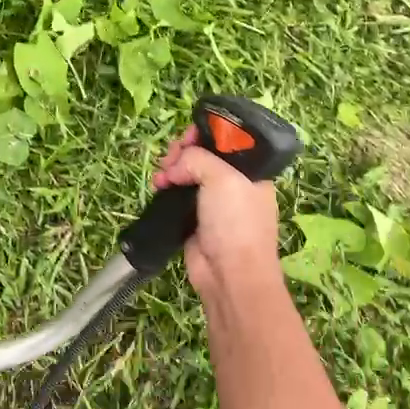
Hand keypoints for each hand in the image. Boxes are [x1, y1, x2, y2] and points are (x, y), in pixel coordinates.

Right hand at [152, 126, 283, 300]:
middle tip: (171, 159)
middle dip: (182, 151)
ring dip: (170, 167)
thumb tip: (175, 167)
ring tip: (161, 176)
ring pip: (186, 171)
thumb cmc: (235, 222)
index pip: (225, 142)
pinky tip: (158, 185)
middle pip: (202, 154)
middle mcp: (233, 184)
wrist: (230, 274)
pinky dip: (165, 185)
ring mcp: (213, 201)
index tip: (187, 137)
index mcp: (251, 174)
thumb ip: (196, 158)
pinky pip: (176, 191)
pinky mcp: (194, 216)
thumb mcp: (222, 177)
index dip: (204, 135)